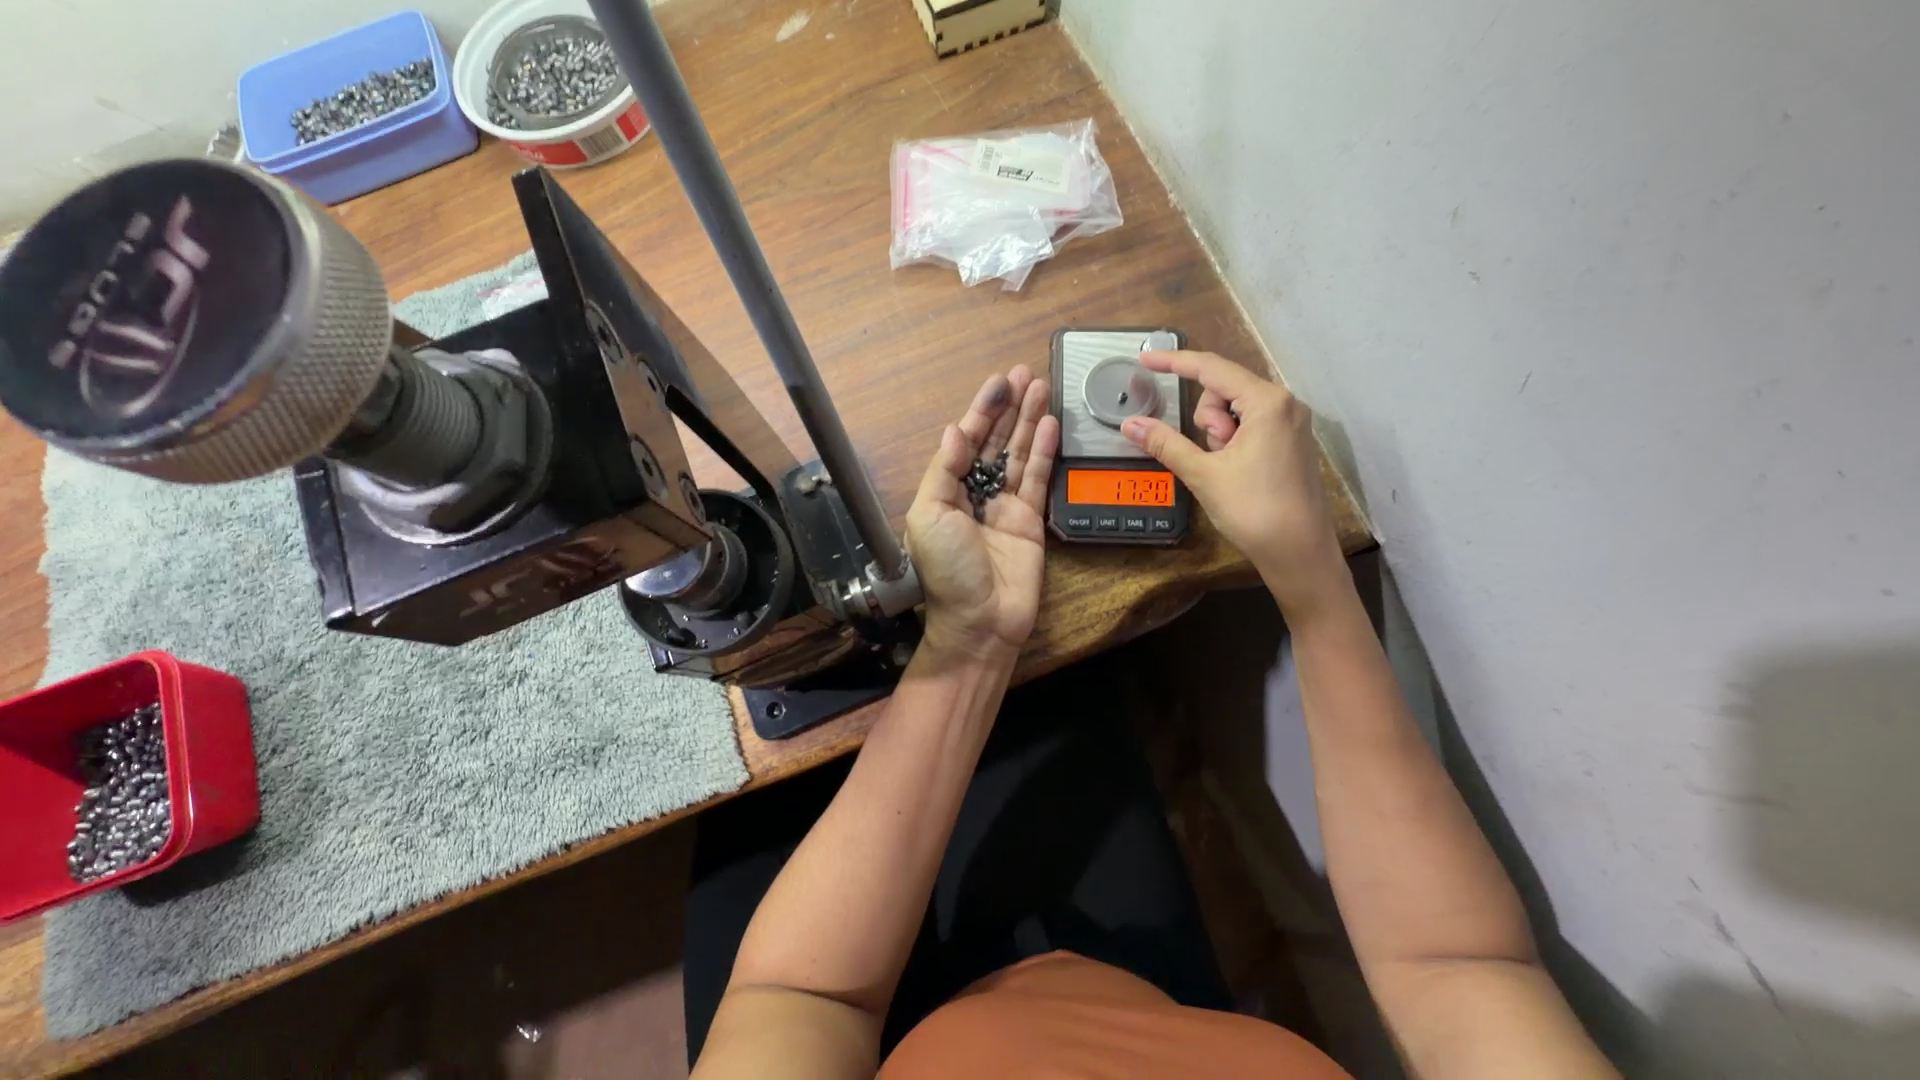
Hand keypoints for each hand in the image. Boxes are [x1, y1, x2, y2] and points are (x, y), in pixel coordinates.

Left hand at [906, 365, 1059, 661]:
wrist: (980, 622)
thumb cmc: (947, 571)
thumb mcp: (929, 515)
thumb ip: (944, 470)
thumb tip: (955, 430)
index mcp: (945, 492)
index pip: (966, 442)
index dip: (982, 411)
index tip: (999, 382)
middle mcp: (975, 494)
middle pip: (995, 442)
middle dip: (1008, 408)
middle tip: (1025, 373)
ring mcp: (1004, 507)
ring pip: (1019, 455)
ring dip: (1029, 421)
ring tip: (1042, 387)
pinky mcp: (1031, 522)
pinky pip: (1038, 480)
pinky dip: (1045, 452)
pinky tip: (1051, 425)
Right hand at [1121, 351, 1346, 618]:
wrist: (1299, 552)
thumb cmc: (1254, 510)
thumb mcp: (1203, 474)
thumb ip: (1165, 443)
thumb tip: (1130, 423)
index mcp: (1267, 402)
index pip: (1211, 368)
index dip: (1174, 362)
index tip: (1144, 358)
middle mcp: (1285, 403)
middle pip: (1223, 388)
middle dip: (1206, 417)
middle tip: (1213, 453)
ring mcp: (1291, 423)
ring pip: (1234, 409)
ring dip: (1219, 433)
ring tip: (1226, 467)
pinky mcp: (1292, 442)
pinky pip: (1251, 425)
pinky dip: (1233, 440)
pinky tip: (1236, 469)